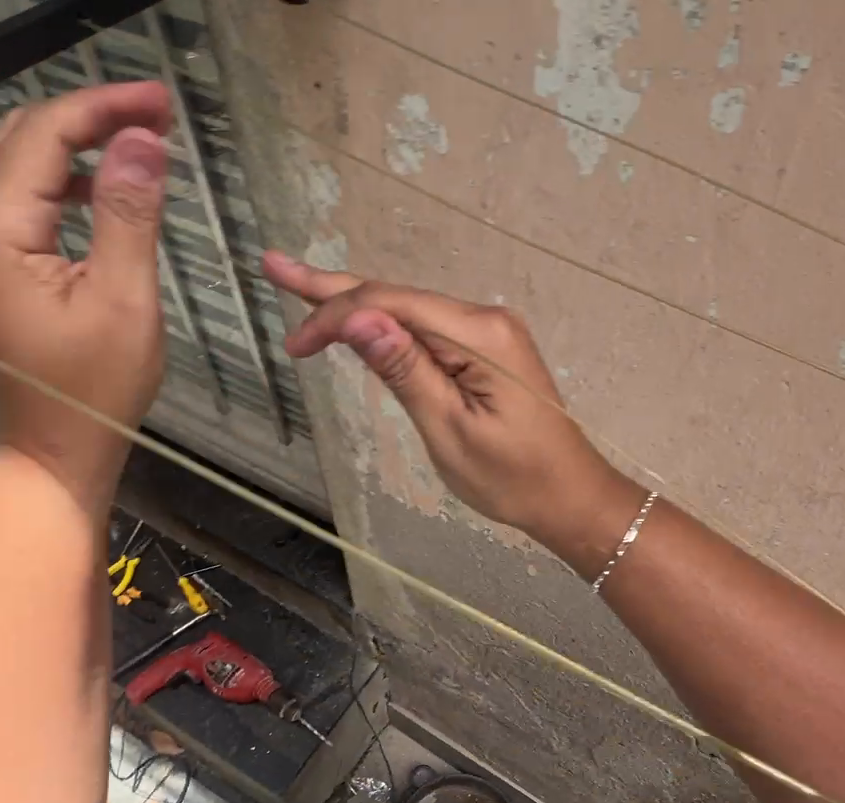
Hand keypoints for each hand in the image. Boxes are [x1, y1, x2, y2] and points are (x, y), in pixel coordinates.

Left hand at [0, 82, 172, 504]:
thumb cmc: (97, 388)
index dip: (104, 110)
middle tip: (159, 116)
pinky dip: (67, 186)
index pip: (45, 138)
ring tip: (140, 145)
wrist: (59, 450)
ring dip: (80, 149)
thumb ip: (130, 215)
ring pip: (22, 168)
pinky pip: (24, 203)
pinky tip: (107, 193)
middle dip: (92, 120)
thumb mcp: (124, 300)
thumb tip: (144, 142)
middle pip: (25, 141)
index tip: (162, 102)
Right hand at [263, 252, 645, 569]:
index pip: (391, 306)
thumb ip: (406, 371)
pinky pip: (428, 331)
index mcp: (480, 335)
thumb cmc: (513, 478)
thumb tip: (359, 319)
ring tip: (300, 287)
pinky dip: (387, 327)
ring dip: (356, 304)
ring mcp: (488, 333)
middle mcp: (485, 320)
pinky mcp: (487, 352)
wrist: (570, 496)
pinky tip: (358, 320)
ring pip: (410, 311)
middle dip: (333, 288)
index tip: (294, 346)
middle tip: (274, 265)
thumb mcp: (450, 431)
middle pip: (397, 296)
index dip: (336, 316)